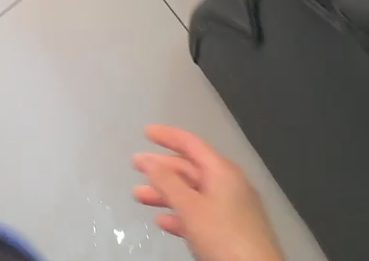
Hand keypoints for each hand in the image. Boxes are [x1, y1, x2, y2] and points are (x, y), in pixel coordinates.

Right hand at [132, 126, 284, 260]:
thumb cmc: (224, 236)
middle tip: (136, 168)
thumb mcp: (191, 207)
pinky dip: (180, 215)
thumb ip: (166, 181)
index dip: (167, 136)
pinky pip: (201, 216)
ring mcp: (232, 210)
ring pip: (193, 194)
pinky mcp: (232, 233)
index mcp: (223, 172)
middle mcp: (229, 186)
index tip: (146, 132)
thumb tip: (148, 159)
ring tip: (140, 197)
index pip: (191, 144)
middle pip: (190, 170)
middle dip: (161, 170)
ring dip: (166, 194)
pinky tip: (164, 221)